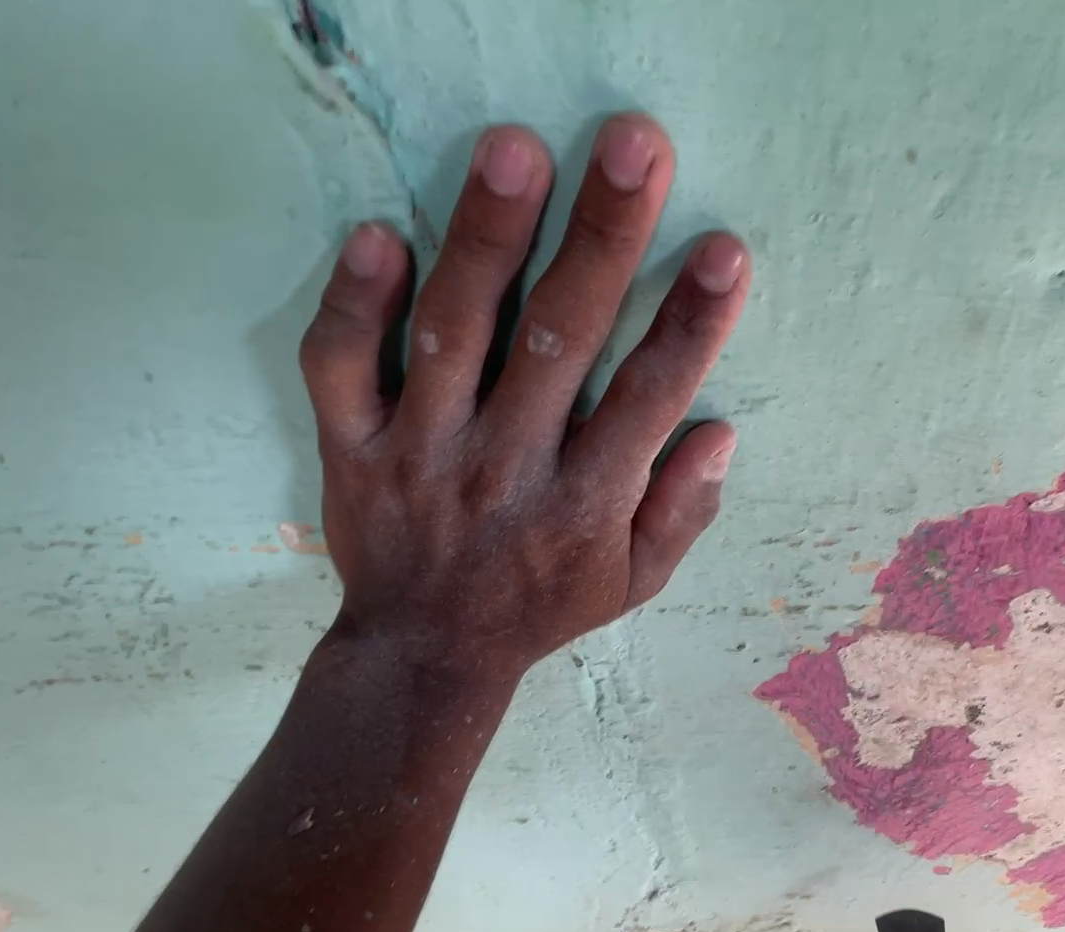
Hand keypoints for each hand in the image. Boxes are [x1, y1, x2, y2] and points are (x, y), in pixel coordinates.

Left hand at [298, 113, 749, 675]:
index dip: (690, 324)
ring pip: (453, 335)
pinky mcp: (353, 448)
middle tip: (631, 146)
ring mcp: (421, 453)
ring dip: (485, 240)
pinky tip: (380, 234)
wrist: (428, 652)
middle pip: (560, 342)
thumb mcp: (636, 583)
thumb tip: (719, 431)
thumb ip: (683, 512)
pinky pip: (341, 368)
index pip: (648, 400)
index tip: (723, 251)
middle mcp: (506, 467)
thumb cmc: (545, 605)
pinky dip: (354, 302)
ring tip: (512, 151)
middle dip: (602, 240)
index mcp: (585, 504)